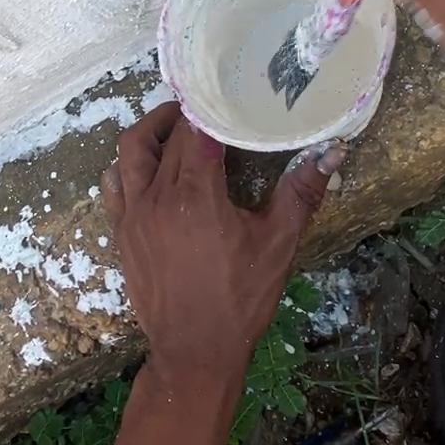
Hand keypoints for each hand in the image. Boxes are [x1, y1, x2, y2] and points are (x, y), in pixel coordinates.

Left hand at [99, 102, 345, 382]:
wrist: (194, 352)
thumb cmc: (240, 299)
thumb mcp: (277, 245)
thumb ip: (300, 193)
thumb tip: (331, 152)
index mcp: (196, 194)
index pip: (198, 130)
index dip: (211, 107)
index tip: (226, 92)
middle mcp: (158, 196)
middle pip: (168, 136)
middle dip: (188, 116)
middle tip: (210, 107)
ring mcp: (133, 213)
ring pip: (131, 151)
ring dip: (152, 131)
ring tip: (176, 126)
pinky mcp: (121, 232)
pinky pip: (113, 184)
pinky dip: (127, 165)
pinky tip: (147, 166)